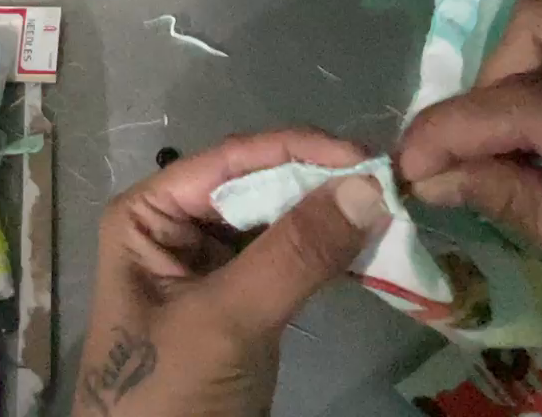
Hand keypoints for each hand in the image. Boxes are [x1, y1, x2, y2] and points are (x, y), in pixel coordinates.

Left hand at [73, 130, 389, 416]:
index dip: (295, 149)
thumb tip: (366, 185)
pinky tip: (369, 251)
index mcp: (151, 211)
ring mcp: (208, 260)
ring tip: (390, 212)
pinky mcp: (239, 296)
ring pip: (275, 219)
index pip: (228, 161)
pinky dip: (325, 254)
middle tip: (390, 185)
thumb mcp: (226, 319)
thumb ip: (293, 254)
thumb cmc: (168, 391)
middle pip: (253, 185)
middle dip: (317, 182)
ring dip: (327, 216)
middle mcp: (176, 222)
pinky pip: (285, 258)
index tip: (365, 156)